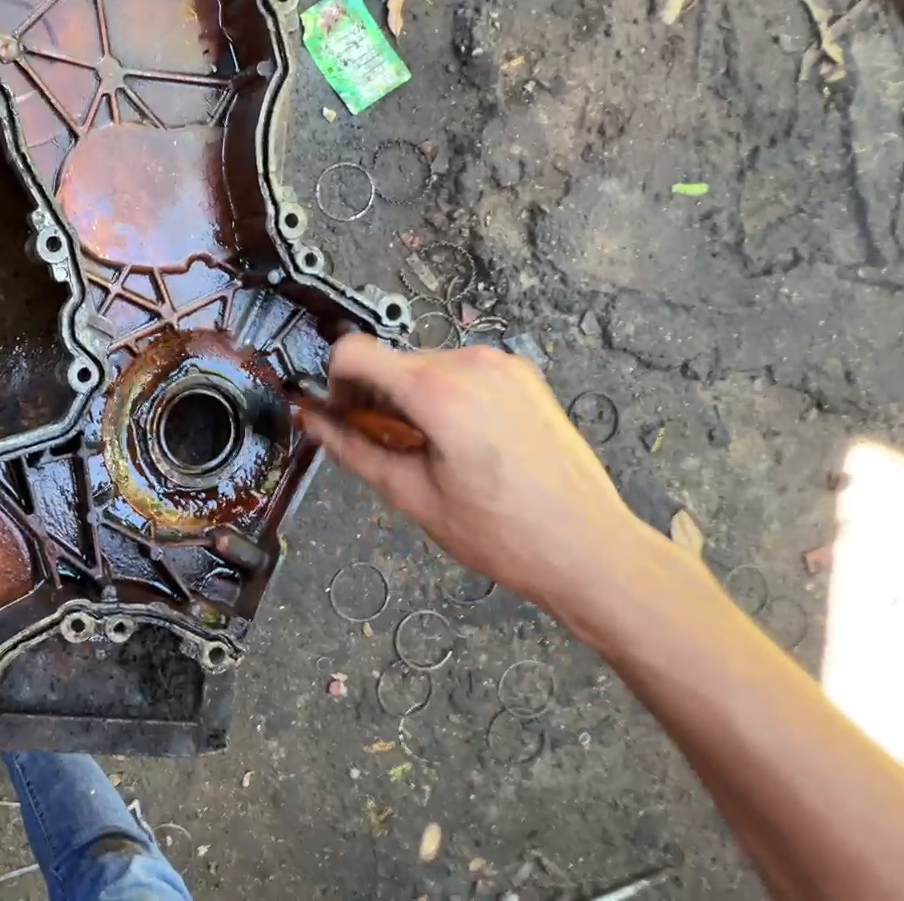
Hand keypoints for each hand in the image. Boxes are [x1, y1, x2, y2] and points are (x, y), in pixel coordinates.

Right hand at [296, 336, 661, 617]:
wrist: (591, 550)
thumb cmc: (509, 534)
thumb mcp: (409, 493)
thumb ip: (350, 448)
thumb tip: (312, 422)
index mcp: (440, 392)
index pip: (352, 352)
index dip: (333, 383)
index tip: (340, 414)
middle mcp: (473, 366)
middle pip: (388, 361)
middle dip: (372, 399)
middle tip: (383, 445)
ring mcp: (503, 367)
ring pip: (420, 367)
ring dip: (407, 400)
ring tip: (425, 450)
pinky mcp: (521, 377)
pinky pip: (457, 373)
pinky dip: (441, 398)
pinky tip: (455, 441)